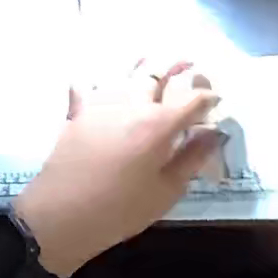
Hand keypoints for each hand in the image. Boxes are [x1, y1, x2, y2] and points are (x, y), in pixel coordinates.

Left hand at [13, 60, 221, 276]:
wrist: (62, 215)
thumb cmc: (120, 210)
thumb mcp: (166, 191)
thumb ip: (192, 158)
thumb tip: (213, 135)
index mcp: (159, 124)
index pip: (193, 98)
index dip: (209, 97)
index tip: (216, 101)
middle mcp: (132, 103)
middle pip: (158, 69)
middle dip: (177, 63)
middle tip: (189, 63)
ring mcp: (102, 102)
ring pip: (125, 68)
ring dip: (143, 62)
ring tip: (153, 61)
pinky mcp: (79, 110)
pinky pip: (89, 81)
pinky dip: (99, 76)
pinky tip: (104, 79)